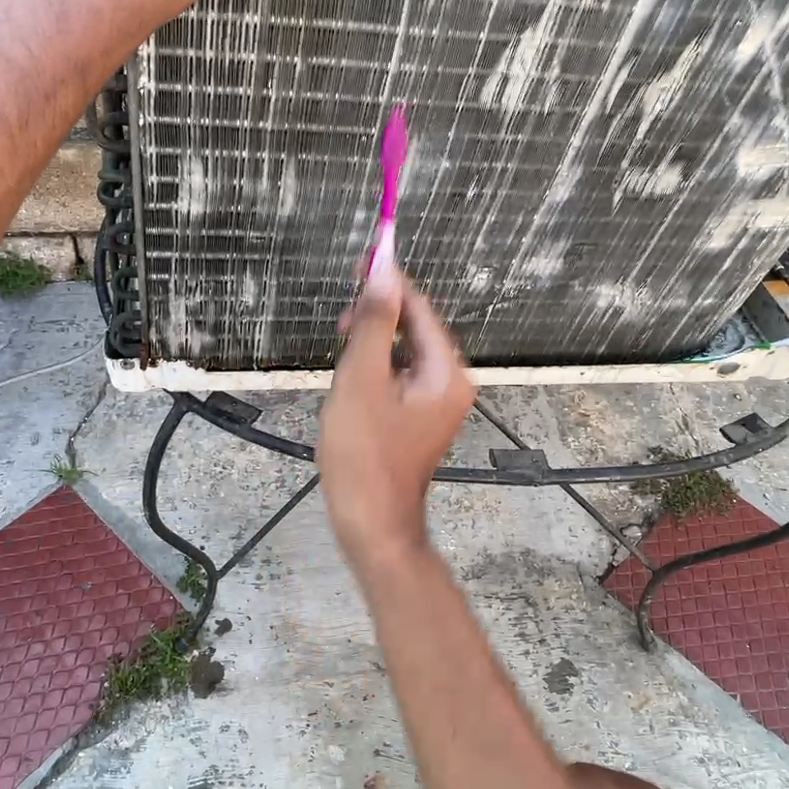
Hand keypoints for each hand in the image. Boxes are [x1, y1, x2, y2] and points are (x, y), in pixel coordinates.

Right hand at [319, 261, 476, 573]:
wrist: (370, 524)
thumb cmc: (363, 453)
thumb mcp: (362, 379)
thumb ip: (374, 320)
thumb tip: (384, 265)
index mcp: (446, 371)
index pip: (419, 308)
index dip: (388, 283)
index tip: (357, 263)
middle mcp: (451, 382)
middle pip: (414, 329)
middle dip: (376, 319)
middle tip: (338, 328)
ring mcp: (437, 403)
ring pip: (402, 353)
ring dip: (371, 346)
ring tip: (340, 362)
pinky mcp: (419, 418)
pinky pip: (398, 378)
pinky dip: (374, 371)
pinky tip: (350, 385)